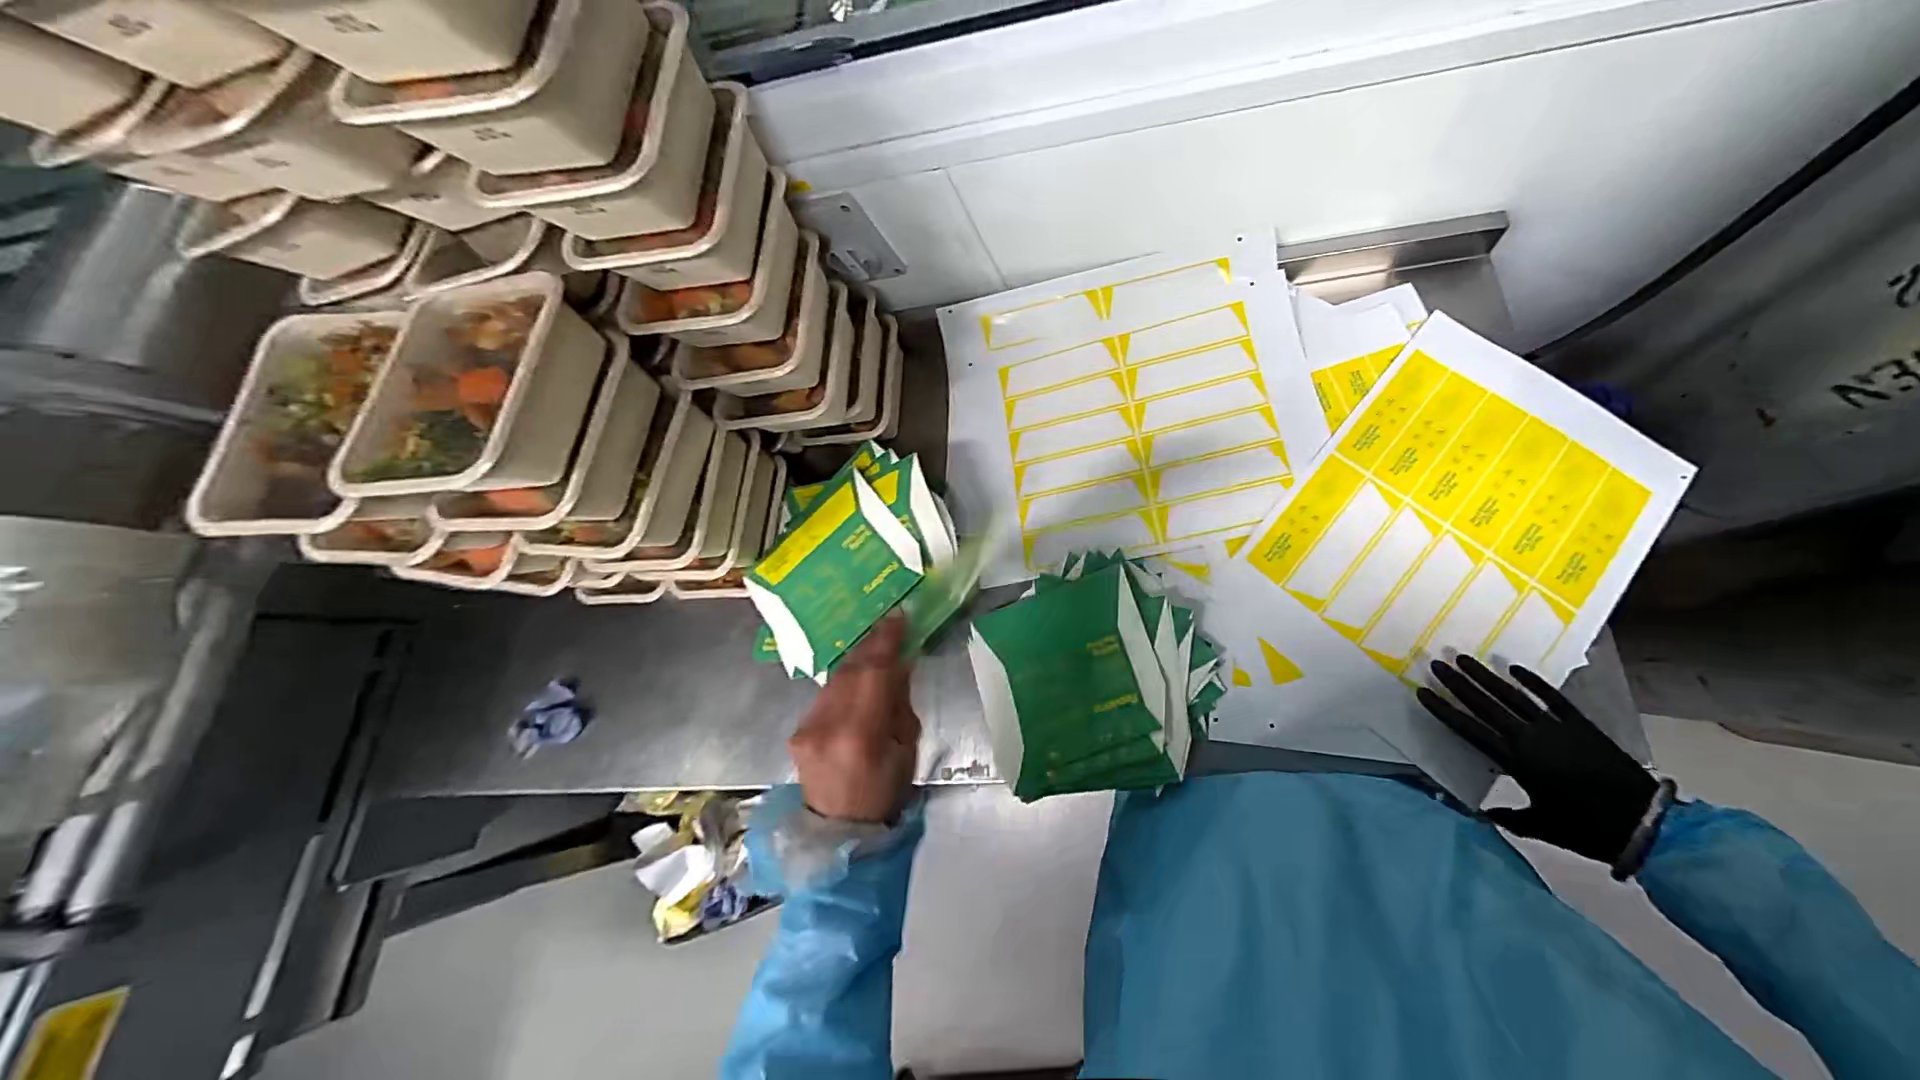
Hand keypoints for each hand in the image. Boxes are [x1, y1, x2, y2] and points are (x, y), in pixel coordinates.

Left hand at [788, 614, 920, 823]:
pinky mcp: (798, 730)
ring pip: (836, 679)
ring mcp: (807, 727)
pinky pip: (826, 694)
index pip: (874, 673)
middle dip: (872, 645)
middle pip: (851, 670)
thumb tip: (898, 663)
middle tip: (890, 626)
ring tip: (877, 648)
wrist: (839, 831)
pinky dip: (844, 682)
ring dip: (858, 660)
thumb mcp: (908, 749)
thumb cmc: (885, 794)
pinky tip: (857, 678)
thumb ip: (899, 703)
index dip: (886, 641)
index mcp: (861, 734)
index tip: (898, 617)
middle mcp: (826, 725)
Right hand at [1418, 655, 1670, 876]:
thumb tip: (1483, 813)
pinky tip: (1515, 669)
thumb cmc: (1587, 829)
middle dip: (1459, 684)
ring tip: (1465, 659)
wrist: (1648, 825)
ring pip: (1514, 696)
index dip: (1444, 710)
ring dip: (1487, 677)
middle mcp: (1531, 738)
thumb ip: (1508, 817)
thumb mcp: (1540, 827)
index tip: (1423, 692)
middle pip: (1487, 705)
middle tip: (1437, 664)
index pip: (1469, 729)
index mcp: (1516, 761)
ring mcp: (1557, 729)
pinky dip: (1534, 683)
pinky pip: (1553, 699)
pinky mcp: (1582, 726)